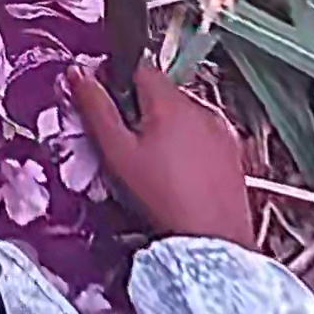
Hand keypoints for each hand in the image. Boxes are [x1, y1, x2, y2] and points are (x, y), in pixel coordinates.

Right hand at [67, 61, 254, 248]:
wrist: (211, 245)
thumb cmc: (158, 194)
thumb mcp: (115, 149)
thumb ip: (95, 106)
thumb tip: (78, 72)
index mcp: (171, 103)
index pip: (140, 69)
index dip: (120, 82)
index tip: (110, 106)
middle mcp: (202, 110)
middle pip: (161, 90)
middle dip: (141, 105)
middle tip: (127, 137)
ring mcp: (223, 132)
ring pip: (182, 111)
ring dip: (164, 122)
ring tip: (152, 156)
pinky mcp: (235, 154)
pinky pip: (202, 131)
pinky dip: (187, 139)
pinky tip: (177, 167)